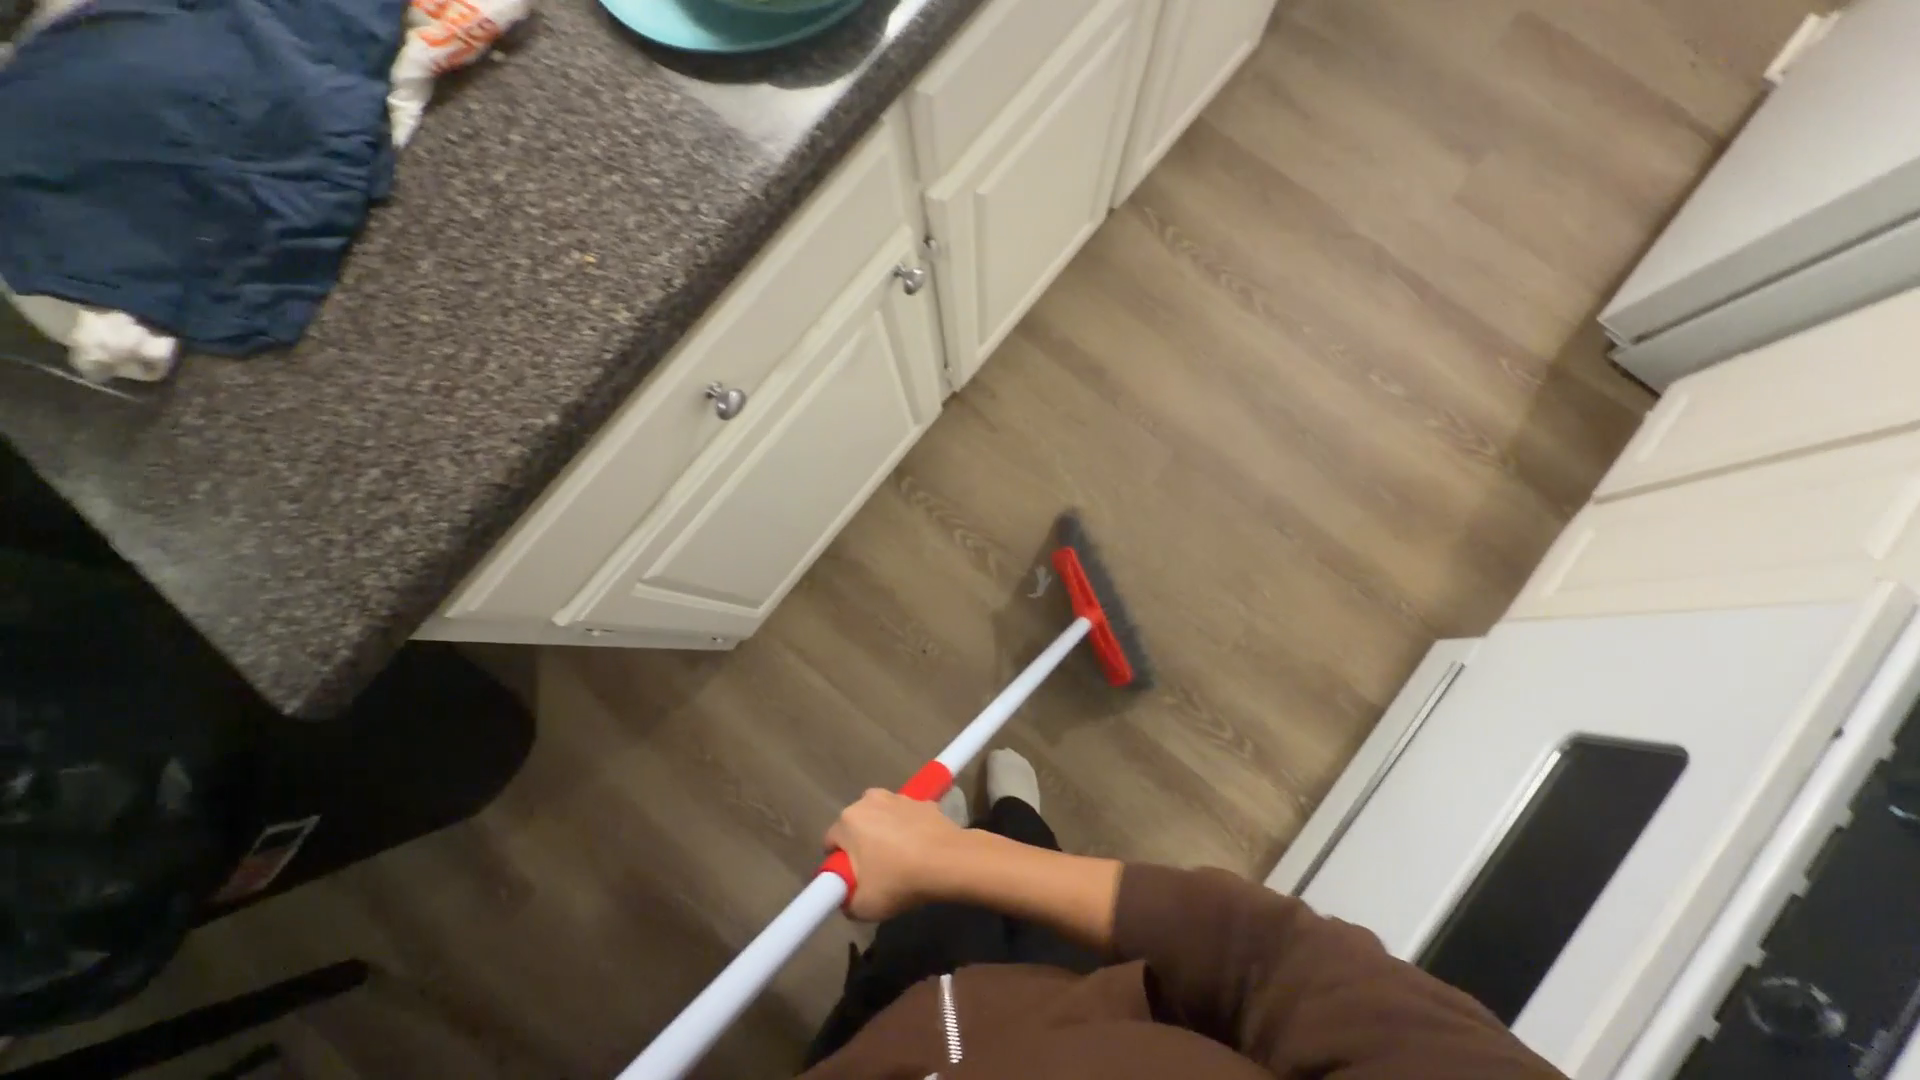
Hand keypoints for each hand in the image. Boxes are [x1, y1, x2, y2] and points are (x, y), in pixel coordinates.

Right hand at [825, 789, 965, 920]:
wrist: (949, 861)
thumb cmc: (899, 881)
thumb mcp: (862, 907)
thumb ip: (845, 901)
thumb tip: (847, 896)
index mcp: (848, 820)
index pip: (831, 843)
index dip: (839, 865)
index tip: (853, 881)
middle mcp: (870, 800)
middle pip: (856, 826)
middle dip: (861, 846)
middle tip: (876, 873)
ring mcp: (899, 797)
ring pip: (883, 818)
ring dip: (886, 834)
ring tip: (902, 861)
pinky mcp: (924, 801)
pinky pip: (908, 818)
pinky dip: (910, 829)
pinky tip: (921, 850)